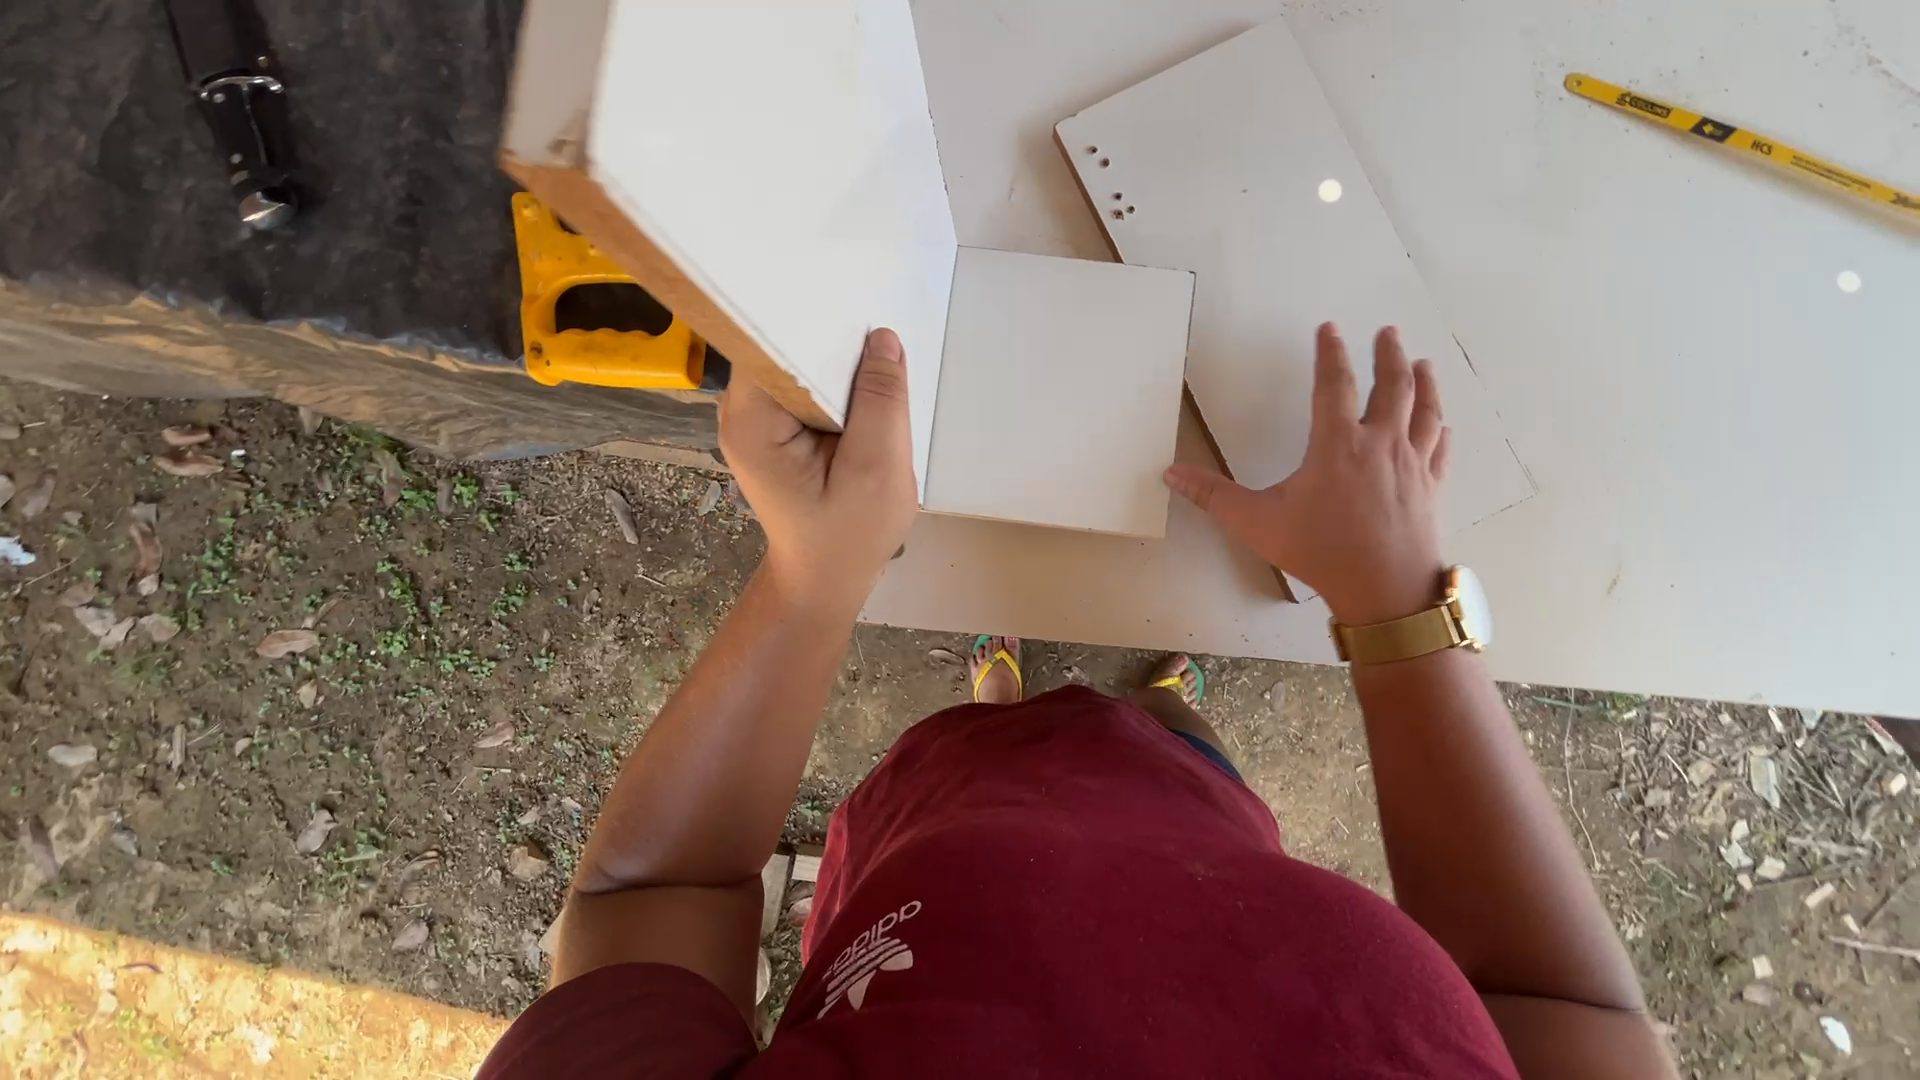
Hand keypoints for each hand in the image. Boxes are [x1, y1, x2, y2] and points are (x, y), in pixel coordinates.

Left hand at [720, 328, 919, 615]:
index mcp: (752, 420)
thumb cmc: (848, 536)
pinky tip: (866, 385)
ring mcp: (759, 418)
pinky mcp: (779, 426)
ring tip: (878, 353)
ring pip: (802, 365)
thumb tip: (883, 337)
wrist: (826, 579)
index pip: (772, 339)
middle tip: (878, 322)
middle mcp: (743, 411)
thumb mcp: (877, 470)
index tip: (852, 296)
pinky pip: (810, 386)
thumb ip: (882, 401)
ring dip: (841, 363)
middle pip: (786, 347)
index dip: (812, 316)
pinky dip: (840, 385)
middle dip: (833, 338)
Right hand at [1165, 323, 1450, 625]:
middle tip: (1388, 332)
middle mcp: (1379, 443)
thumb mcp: (1255, 522)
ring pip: (1425, 409)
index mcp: (1337, 443)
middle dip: (1389, 354)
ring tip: (1422, 362)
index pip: (1334, 384)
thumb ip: (1212, 496)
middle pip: (1392, 386)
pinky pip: (1440, 447)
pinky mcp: (1432, 487)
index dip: (1331, 353)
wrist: (1385, 589)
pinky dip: (1440, 428)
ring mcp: (1412, 464)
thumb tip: (1171, 473)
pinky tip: (1442, 423)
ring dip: (1424, 381)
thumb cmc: (1318, 551)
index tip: (1330, 329)